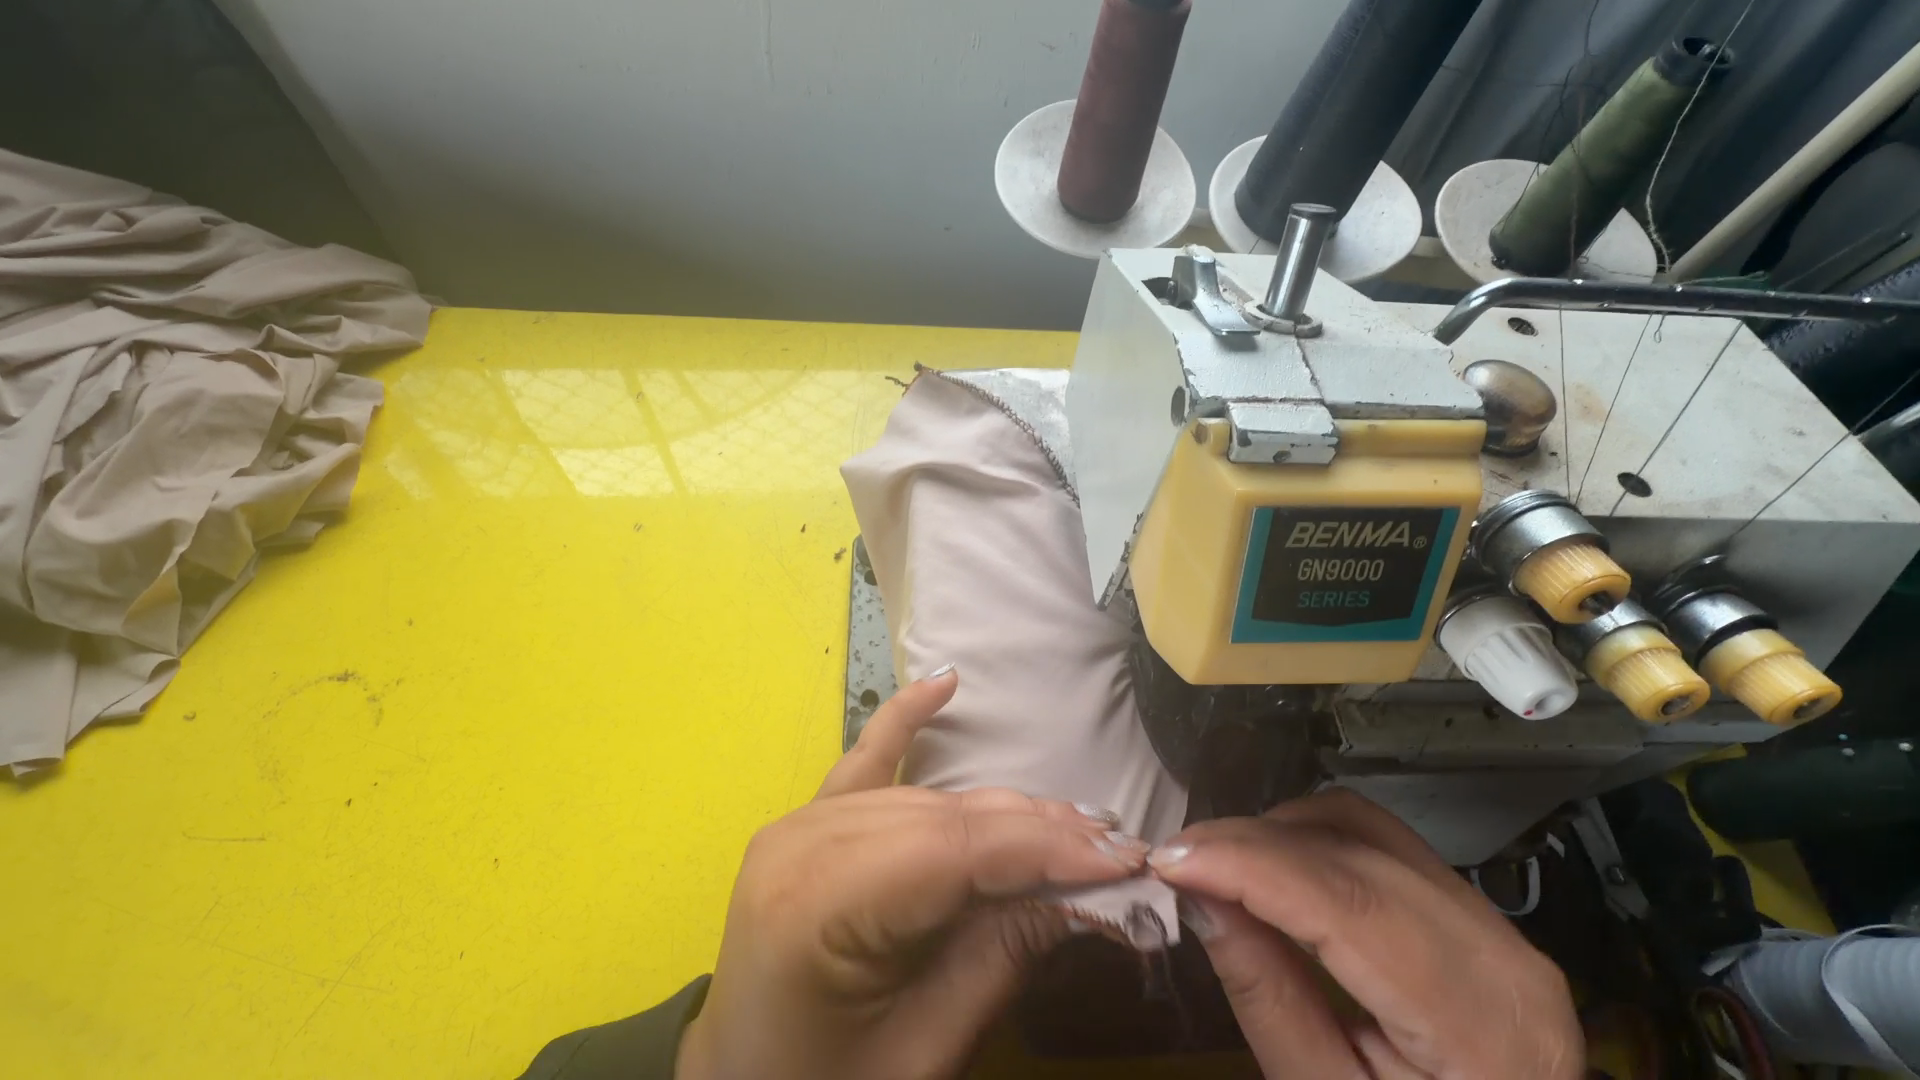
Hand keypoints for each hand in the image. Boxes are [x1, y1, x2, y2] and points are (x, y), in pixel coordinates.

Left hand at [676, 667, 1148, 1079]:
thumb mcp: (924, 1048)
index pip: (954, 852)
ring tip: (1076, 823)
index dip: (1044, 849)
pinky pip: (863, 760)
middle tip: (1116, 847)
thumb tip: (1091, 893)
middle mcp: (802, 841)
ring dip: (1003, 808)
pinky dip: (905, 719)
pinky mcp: (806, 821)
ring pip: (926, 797)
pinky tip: (944, 685)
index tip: (1123, 858)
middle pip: (945, 816)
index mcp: (817, 903)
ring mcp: (799, 823)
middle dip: (1037, 830)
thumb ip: (1001, 956)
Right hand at [1149, 790, 1582, 1079]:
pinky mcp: (1466, 906)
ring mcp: (1489, 920)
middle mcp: (1500, 951)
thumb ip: (1267, 997)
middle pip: (1355, 851)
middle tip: (1174, 859)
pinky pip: (1375, 839)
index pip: (1351, 906)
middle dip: (1249, 842)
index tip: (1169, 859)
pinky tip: (1263, 864)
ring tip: (1212, 863)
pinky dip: (1305, 837)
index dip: (1251, 867)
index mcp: (1483, 1024)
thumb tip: (1198, 898)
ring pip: (1362, 827)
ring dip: (1274, 832)